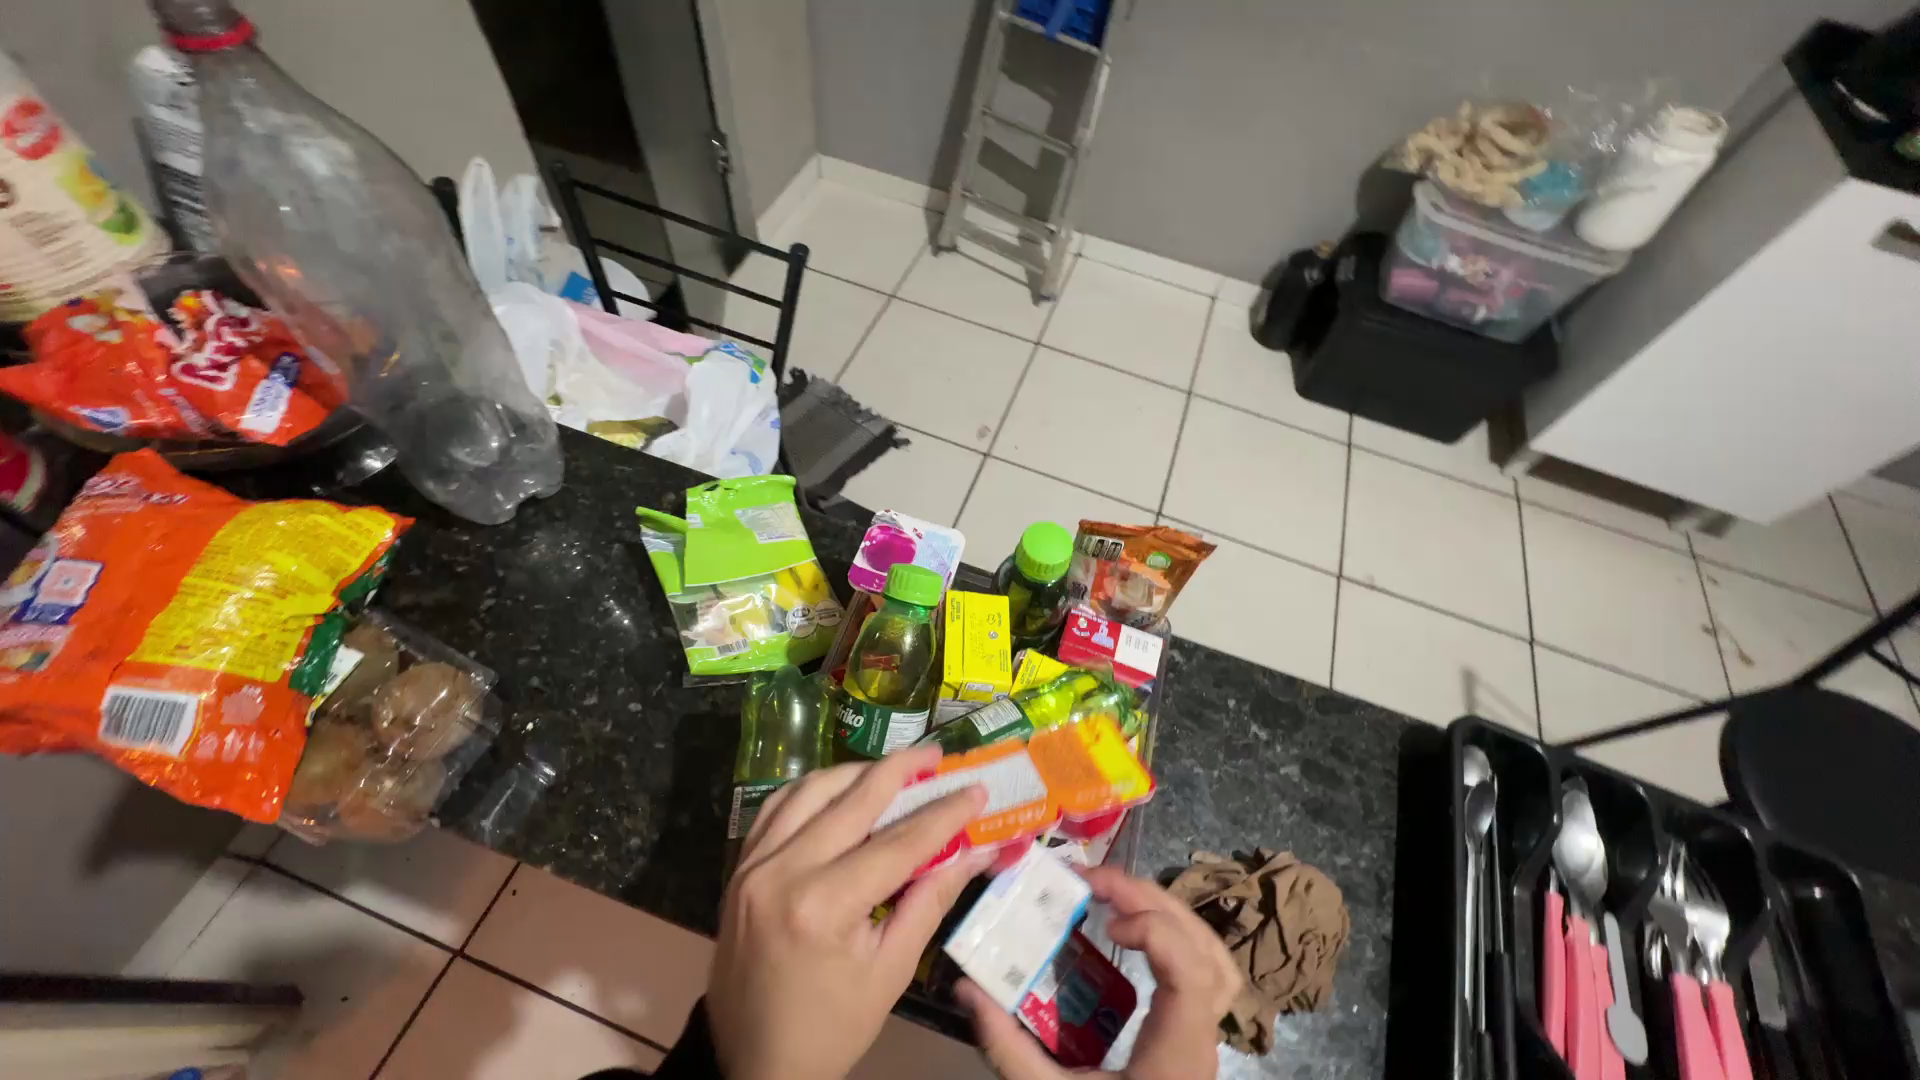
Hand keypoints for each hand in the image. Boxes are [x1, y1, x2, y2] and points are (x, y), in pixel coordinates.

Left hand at [707, 745, 989, 1079]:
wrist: (751, 1064)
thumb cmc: (831, 1028)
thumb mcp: (892, 970)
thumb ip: (933, 898)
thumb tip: (979, 849)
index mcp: (823, 905)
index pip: (898, 842)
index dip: (943, 813)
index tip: (976, 789)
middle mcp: (782, 870)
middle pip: (852, 799)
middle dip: (900, 771)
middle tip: (936, 756)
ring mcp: (753, 864)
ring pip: (810, 790)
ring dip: (855, 773)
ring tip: (894, 770)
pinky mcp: (740, 866)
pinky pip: (778, 807)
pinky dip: (814, 790)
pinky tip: (841, 790)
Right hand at [956, 867, 1241, 1079]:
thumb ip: (1007, 1046)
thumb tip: (964, 987)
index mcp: (1178, 1053)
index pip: (1192, 974)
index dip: (1157, 931)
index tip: (1107, 924)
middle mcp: (1204, 1038)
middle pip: (1205, 950)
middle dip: (1153, 902)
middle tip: (1097, 883)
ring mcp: (1208, 1035)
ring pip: (1215, 956)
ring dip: (1169, 913)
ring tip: (1117, 896)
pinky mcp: (1197, 1034)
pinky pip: (1209, 971)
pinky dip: (1179, 936)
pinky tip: (1139, 931)